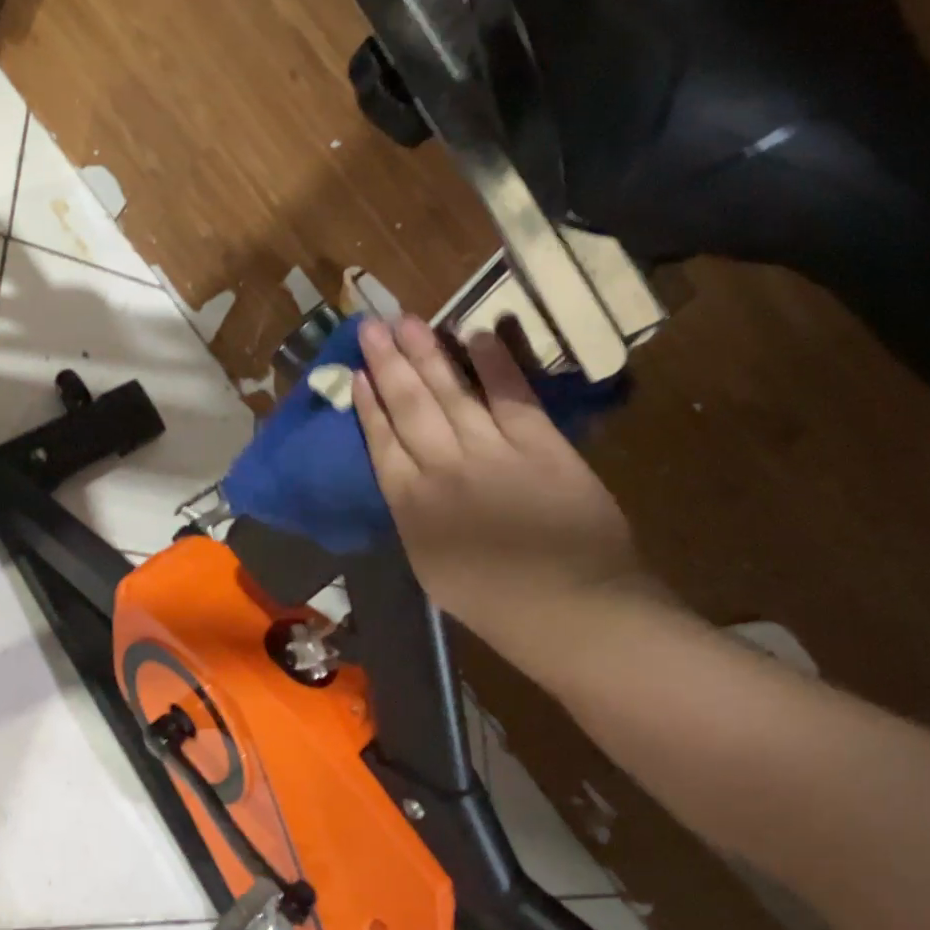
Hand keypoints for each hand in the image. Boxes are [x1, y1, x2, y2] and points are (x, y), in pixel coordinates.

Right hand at [353, 316, 646, 634]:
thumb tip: (408, 480)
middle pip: (409, 406)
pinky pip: (511, 395)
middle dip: (388, 363)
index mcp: (411, 507)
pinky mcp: (540, 444)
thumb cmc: (495, 602)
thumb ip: (414, 517)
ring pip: (451, 393)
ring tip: (406, 320)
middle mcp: (443, 470)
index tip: (358, 372)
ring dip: (427, 354)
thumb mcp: (431, 566)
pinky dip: (494, 364)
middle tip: (371, 325)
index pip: (382, 443)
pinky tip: (476, 334)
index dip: (368, 405)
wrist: (571, 609)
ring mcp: (492, 452)